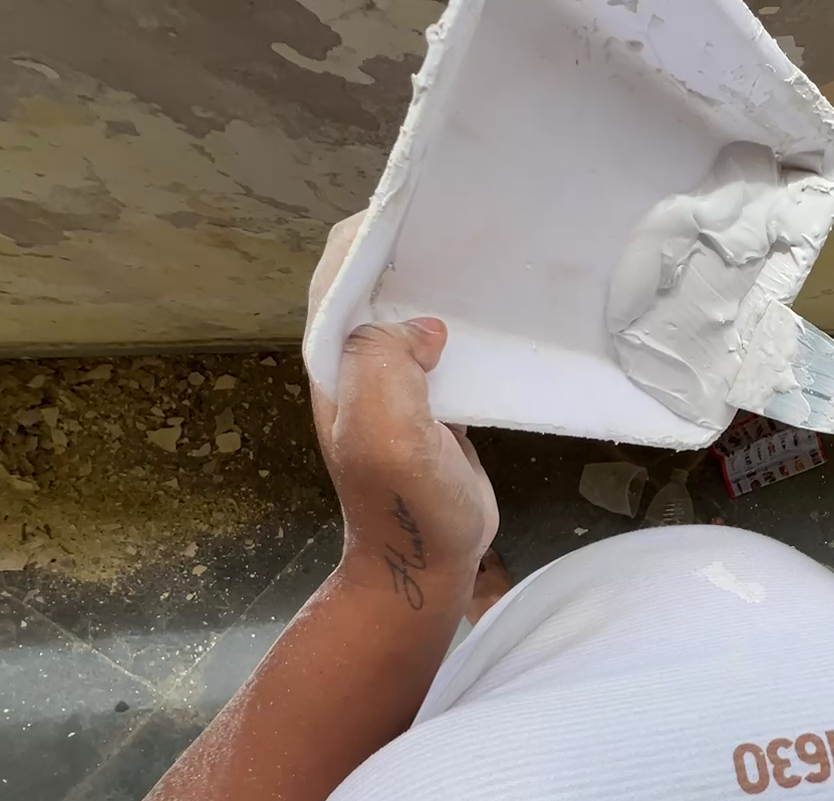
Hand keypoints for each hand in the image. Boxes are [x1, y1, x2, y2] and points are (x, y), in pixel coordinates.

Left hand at [306, 216, 497, 613]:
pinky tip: (497, 322)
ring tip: (489, 264)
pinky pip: (444, 351)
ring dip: (443, 287)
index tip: (424, 207)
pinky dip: (466, 329)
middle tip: (469, 229)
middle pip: (377, 286)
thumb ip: (387, 367)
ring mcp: (398, 385)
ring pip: (413, 315)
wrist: (429, 560)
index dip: (372, 232)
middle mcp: (360, 364)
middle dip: (412, 250)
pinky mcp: (435, 404)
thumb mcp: (387, 434)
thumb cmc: (406, 505)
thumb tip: (423, 328)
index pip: (339, 274)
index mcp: (336, 362)